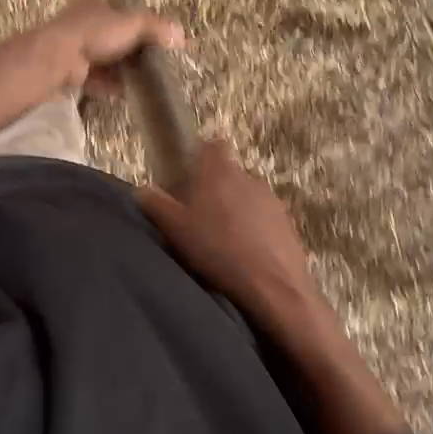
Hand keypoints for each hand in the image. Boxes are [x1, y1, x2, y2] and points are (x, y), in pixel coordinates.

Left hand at [38, 0, 183, 94]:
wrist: (60, 57)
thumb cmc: (96, 31)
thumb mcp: (133, 23)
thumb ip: (157, 27)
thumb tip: (180, 36)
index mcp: (93, 2)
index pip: (118, 9)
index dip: (135, 23)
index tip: (152, 39)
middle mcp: (80, 21)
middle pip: (111, 37)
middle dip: (129, 52)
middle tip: (149, 64)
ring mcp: (72, 46)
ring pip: (102, 59)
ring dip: (119, 72)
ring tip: (140, 82)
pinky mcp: (68, 69)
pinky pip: (93, 78)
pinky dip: (106, 85)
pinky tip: (122, 93)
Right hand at [134, 141, 322, 322]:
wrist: (272, 287)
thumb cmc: (215, 249)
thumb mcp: (172, 227)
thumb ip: (154, 203)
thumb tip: (143, 190)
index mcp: (219, 172)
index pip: (212, 146)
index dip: (199, 156)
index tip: (186, 176)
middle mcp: (249, 178)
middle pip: (227, 174)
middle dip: (213, 188)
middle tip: (196, 215)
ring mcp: (272, 202)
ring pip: (246, 197)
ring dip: (234, 210)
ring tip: (220, 239)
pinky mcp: (289, 225)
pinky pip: (264, 219)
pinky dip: (253, 230)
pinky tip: (243, 254)